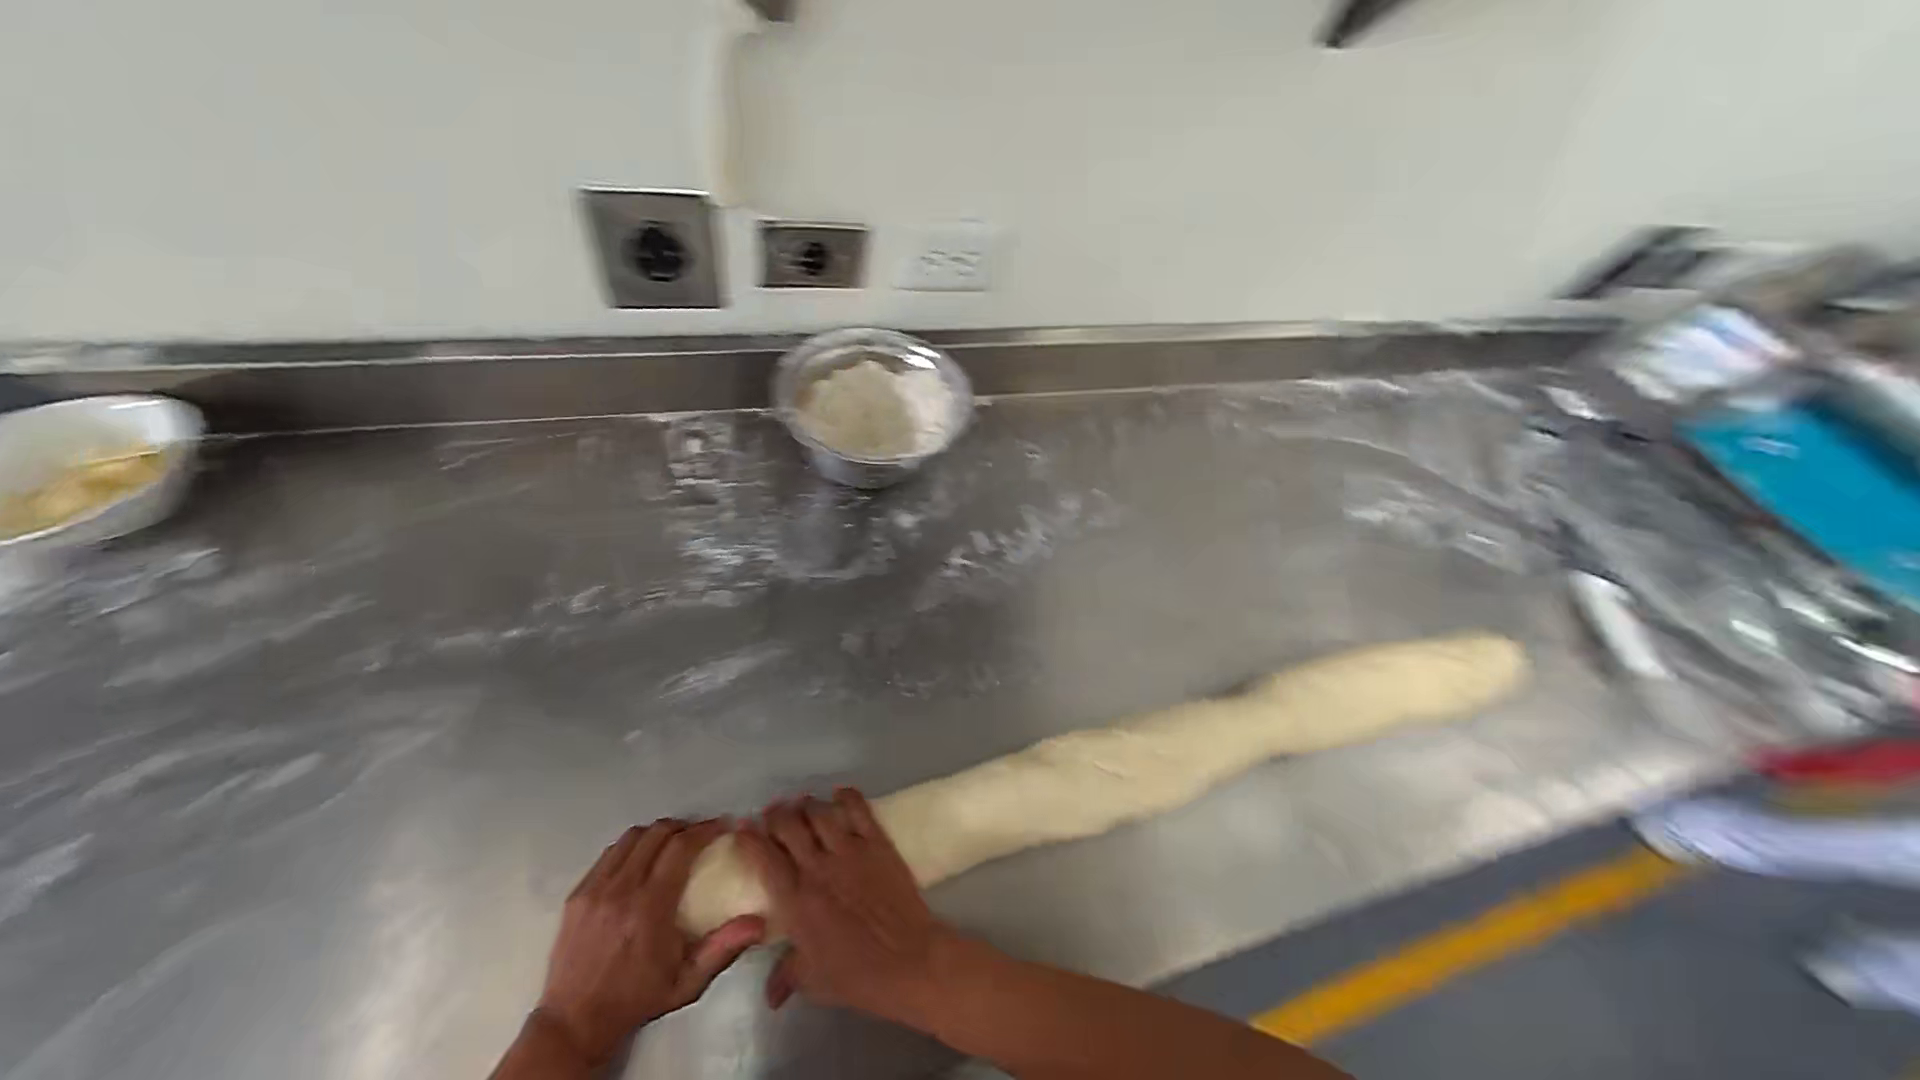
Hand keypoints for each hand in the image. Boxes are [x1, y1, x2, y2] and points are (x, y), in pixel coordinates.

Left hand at [535, 819, 765, 1064]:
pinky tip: (643, 859)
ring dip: (657, 833)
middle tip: (702, 834)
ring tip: (673, 843)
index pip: (681, 848)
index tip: (723, 826)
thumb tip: (759, 923)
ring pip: (631, 837)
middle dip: (685, 827)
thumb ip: (723, 949)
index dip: (705, 830)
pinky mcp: (577, 894)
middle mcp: (620, 891)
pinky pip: (610, 853)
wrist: (574, 1023)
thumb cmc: (638, 999)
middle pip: (657, 834)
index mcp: (649, 909)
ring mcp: (594, 890)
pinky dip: (632, 847)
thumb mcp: (688, 983)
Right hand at [736, 790, 959, 1024]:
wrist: (908, 959)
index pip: (763, 857)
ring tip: (803, 804)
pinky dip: (847, 796)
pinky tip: (840, 793)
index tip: (743, 827)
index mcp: (795, 899)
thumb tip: (769, 992)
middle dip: (777, 815)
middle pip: (789, 825)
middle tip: (774, 814)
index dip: (749, 837)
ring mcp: (849, 850)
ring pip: (820, 813)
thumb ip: (786, 976)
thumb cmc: (857, 975)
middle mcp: (817, 867)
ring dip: (807, 805)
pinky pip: (859, 809)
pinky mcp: (877, 842)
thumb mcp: (812, 980)